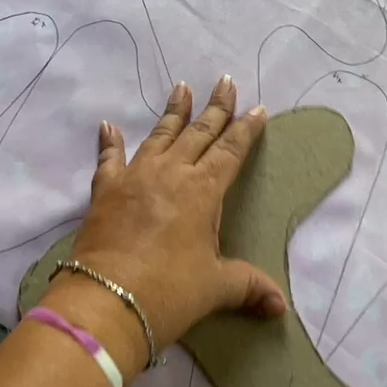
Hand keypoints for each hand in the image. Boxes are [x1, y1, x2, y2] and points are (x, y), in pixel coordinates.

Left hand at [53, 76, 286, 364]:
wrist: (107, 303)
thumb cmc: (170, 292)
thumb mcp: (216, 288)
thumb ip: (248, 286)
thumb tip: (280, 305)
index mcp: (204, 190)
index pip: (230, 150)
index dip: (246, 129)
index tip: (258, 109)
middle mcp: (172, 172)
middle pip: (199, 132)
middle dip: (216, 107)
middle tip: (225, 81)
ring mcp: (137, 176)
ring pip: (160, 135)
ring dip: (173, 111)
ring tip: (181, 86)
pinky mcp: (106, 190)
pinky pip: (109, 158)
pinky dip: (109, 142)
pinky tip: (107, 125)